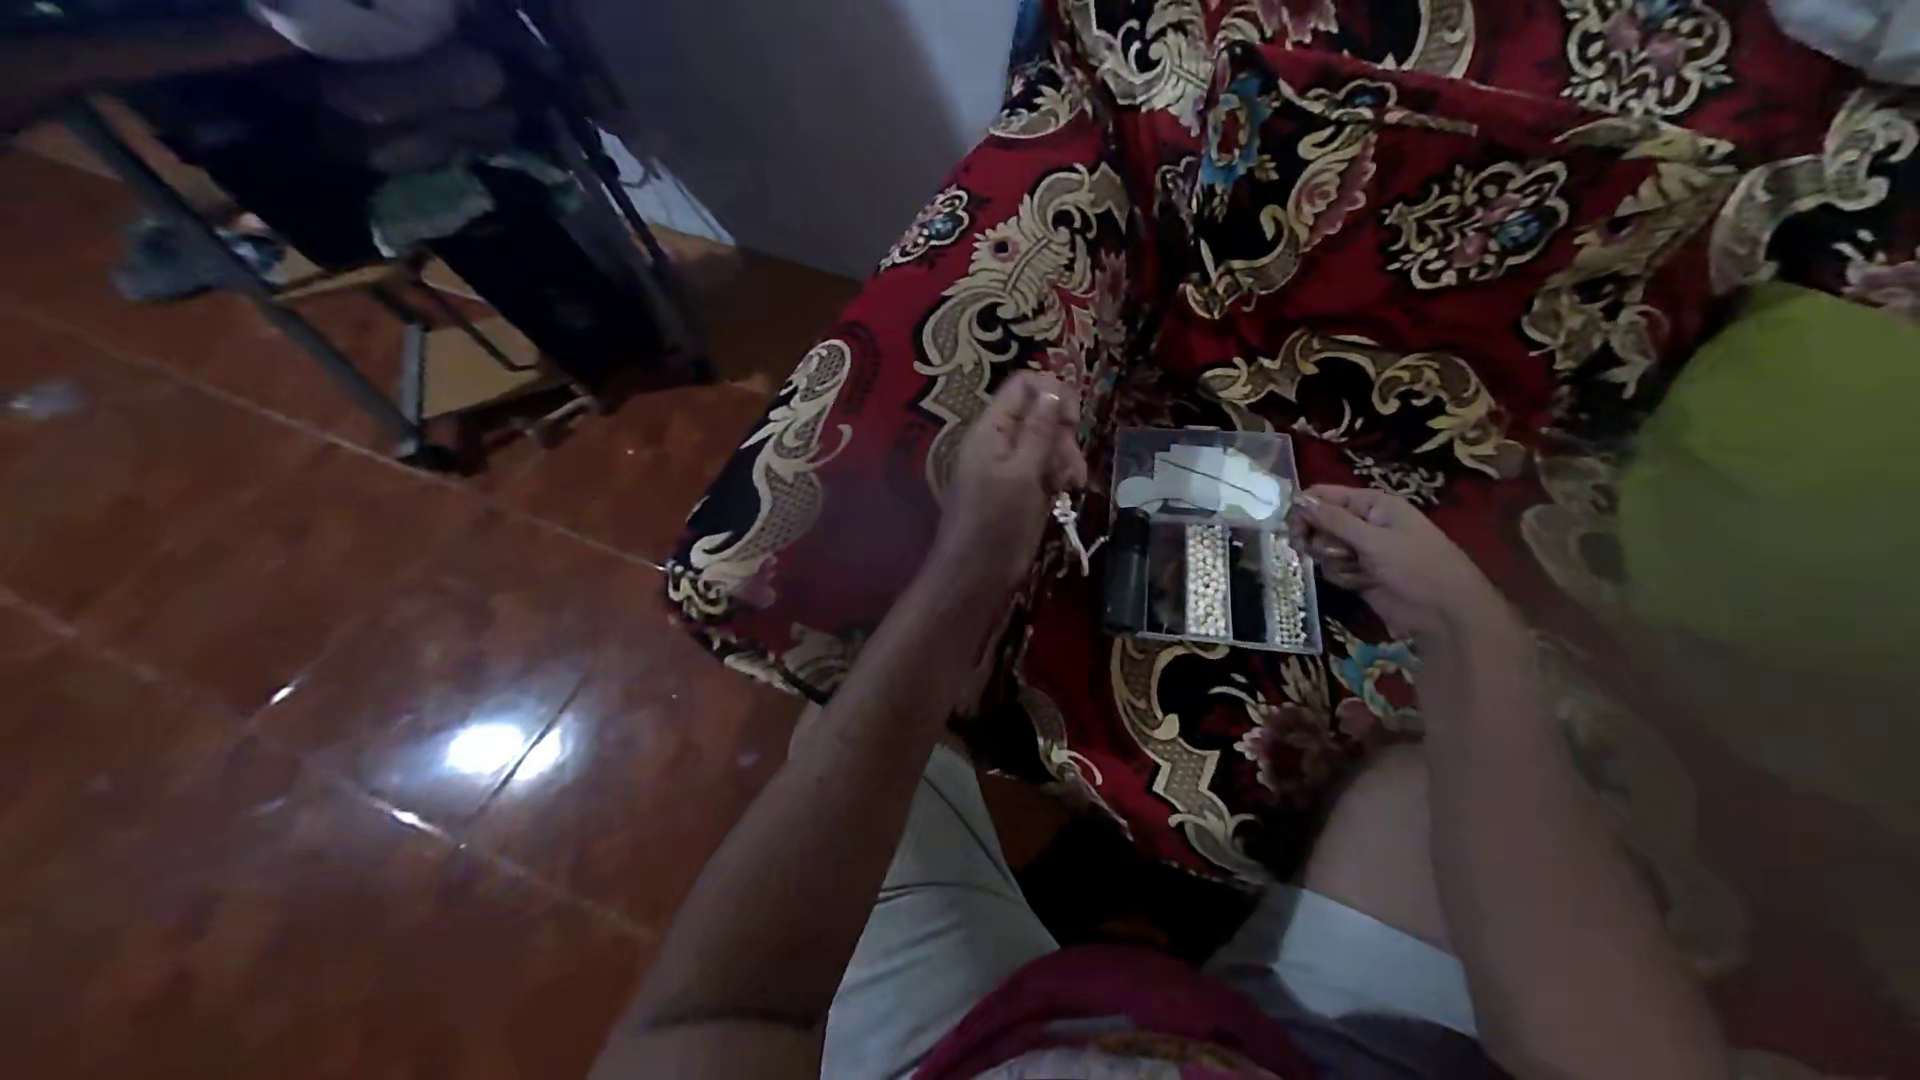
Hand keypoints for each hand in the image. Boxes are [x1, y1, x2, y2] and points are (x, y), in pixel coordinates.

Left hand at [925, 371, 1087, 598]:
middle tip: (1070, 464)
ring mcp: (1014, 465)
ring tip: (1071, 485)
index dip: (1053, 393)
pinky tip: (1068, 493)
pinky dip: (1062, 476)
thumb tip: (1055, 390)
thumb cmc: (996, 520)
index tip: (1073, 420)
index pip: (1023, 386)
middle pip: (1042, 413)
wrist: (979, 571)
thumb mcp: (1021, 472)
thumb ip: (1038, 430)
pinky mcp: (1025, 488)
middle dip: (1064, 434)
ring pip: (1050, 442)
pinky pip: (1049, 467)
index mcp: (991, 429)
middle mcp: (1002, 441)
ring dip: (1067, 458)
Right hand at [1294, 485, 1503, 638]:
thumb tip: (1299, 499)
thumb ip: (1333, 520)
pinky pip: (1333, 569)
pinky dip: (1343, 576)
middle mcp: (1364, 522)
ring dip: (1333, 560)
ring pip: (1323, 548)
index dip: (1305, 509)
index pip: (1324, 496)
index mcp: (1373, 504)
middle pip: (1318, 522)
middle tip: (1320, 551)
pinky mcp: (1358, 572)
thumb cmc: (1417, 567)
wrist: (1445, 613)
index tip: (1293, 529)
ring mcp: (1361, 549)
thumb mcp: (1374, 540)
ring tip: (1357, 569)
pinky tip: (1362, 583)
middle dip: (1318, 538)